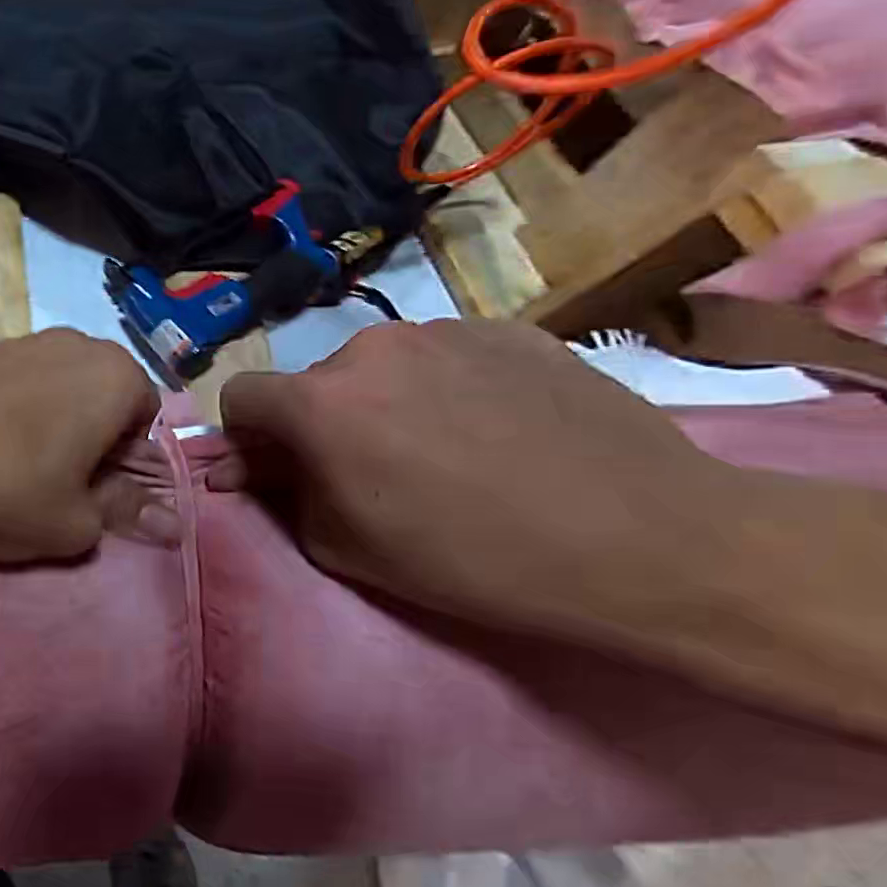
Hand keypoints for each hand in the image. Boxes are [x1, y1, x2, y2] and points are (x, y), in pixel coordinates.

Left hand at [0, 329, 169, 561]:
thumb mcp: (70, 522)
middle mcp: (76, 344)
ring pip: (54, 396)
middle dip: (87, 448)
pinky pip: (12, 388)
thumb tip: (168, 523)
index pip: (147, 425)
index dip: (125, 469)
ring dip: (46, 433)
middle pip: (99, 405)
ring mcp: (20, 340)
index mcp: (116, 376)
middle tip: (51, 489)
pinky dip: (7, 418)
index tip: (90, 498)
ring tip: (6, 472)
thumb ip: (124, 515)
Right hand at [214, 319, 759, 637]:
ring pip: (377, 366)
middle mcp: (368, 348)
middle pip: (312, 383)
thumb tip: (245, 469)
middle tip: (369, 470)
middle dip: (320, 423)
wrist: (646, 542)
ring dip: (381, 401)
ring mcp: (441, 331)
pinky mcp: (506, 328)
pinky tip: (491, 427)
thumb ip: (279, 496)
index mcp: (318, 402)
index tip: (279, 466)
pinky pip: (442, 355)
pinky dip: (442, 386)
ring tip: (438, 448)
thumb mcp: (342, 547)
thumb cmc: (469, 558)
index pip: (240, 396)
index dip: (246, 436)